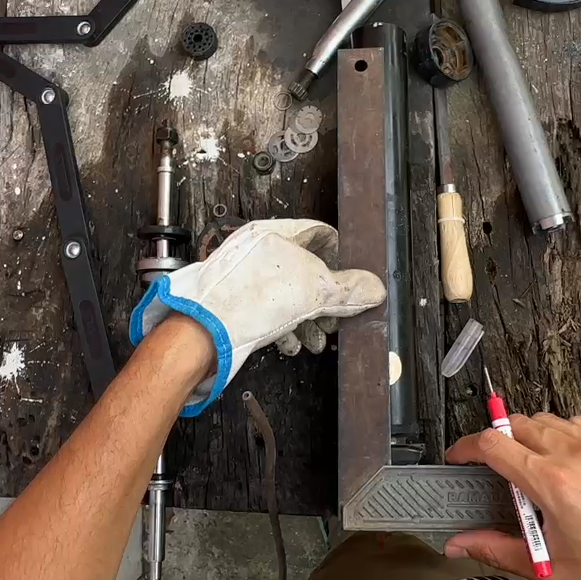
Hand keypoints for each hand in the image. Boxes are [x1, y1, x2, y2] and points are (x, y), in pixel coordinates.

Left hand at [129, 219, 383, 416]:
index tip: (353, 280)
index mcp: (276, 234)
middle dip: (324, 300)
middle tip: (336, 319)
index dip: (341, 256)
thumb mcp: (314, 290)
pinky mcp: (236, 304)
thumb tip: (376, 288)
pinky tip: (291, 346)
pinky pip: (268, 312)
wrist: (205, 331)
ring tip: (316, 342)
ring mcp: (245, 279)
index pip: (319, 233)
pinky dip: (284, 329)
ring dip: (307, 321)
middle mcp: (259, 252)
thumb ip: (348, 290)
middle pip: (306, 270)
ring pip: (288, 295)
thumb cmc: (254, 299)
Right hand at [444, 413, 580, 579]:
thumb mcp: (553, 568)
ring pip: (552, 421)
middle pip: (518, 423)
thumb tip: (458, 544)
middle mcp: (577, 453)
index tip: (459, 457)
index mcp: (553, 483)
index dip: (466, 447)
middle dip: (499, 440)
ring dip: (534, 436)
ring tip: (536, 470)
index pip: (493, 443)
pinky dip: (568, 439)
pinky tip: (574, 469)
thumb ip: (498, 549)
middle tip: (497, 468)